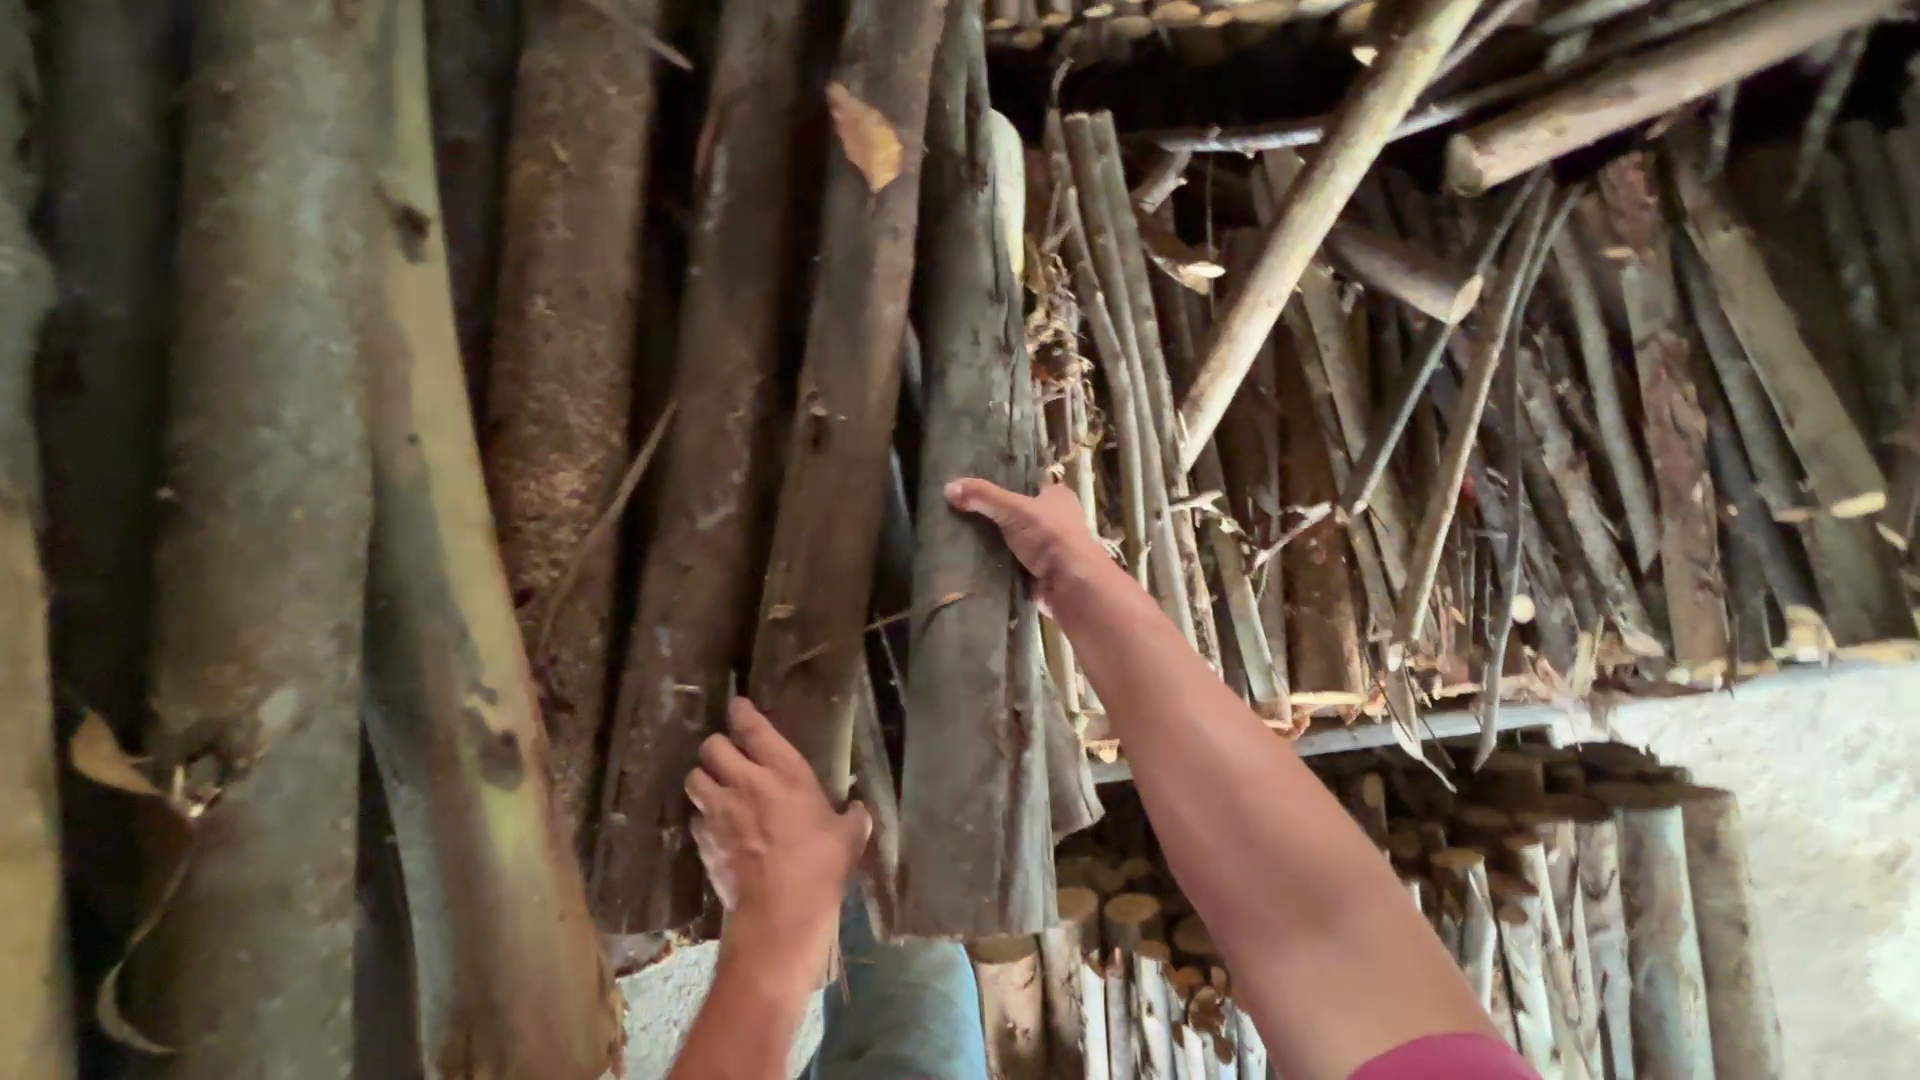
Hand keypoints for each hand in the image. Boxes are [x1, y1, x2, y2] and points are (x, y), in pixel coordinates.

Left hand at [687, 698, 871, 989]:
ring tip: (716, 787)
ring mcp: (719, 812)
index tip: (738, 706)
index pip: (753, 728)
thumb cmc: (821, 865)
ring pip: (695, 778)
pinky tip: (717, 828)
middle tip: (729, 756)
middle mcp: (745, 783)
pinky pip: (696, 818)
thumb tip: (857, 809)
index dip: (742, 712)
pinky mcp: (704, 842)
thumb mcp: (850, 835)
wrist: (780, 913)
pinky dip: (704, 818)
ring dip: (705, 779)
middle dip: (718, 747)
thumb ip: (852, 816)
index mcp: (783, 772)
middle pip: (712, 747)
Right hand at [945, 478, 1110, 611]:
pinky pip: (1013, 563)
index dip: (1004, 484)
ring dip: (994, 541)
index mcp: (1058, 496)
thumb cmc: (1050, 536)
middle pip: (1018, 513)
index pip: (1027, 484)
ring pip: (1014, 540)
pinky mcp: (1040, 573)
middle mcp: (1057, 520)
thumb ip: (983, 496)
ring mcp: (1050, 548)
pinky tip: (974, 560)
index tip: (975, 487)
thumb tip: (948, 487)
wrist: (1070, 585)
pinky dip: (997, 563)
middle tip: (962, 511)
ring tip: (961, 536)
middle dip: (995, 515)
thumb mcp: (1014, 509)